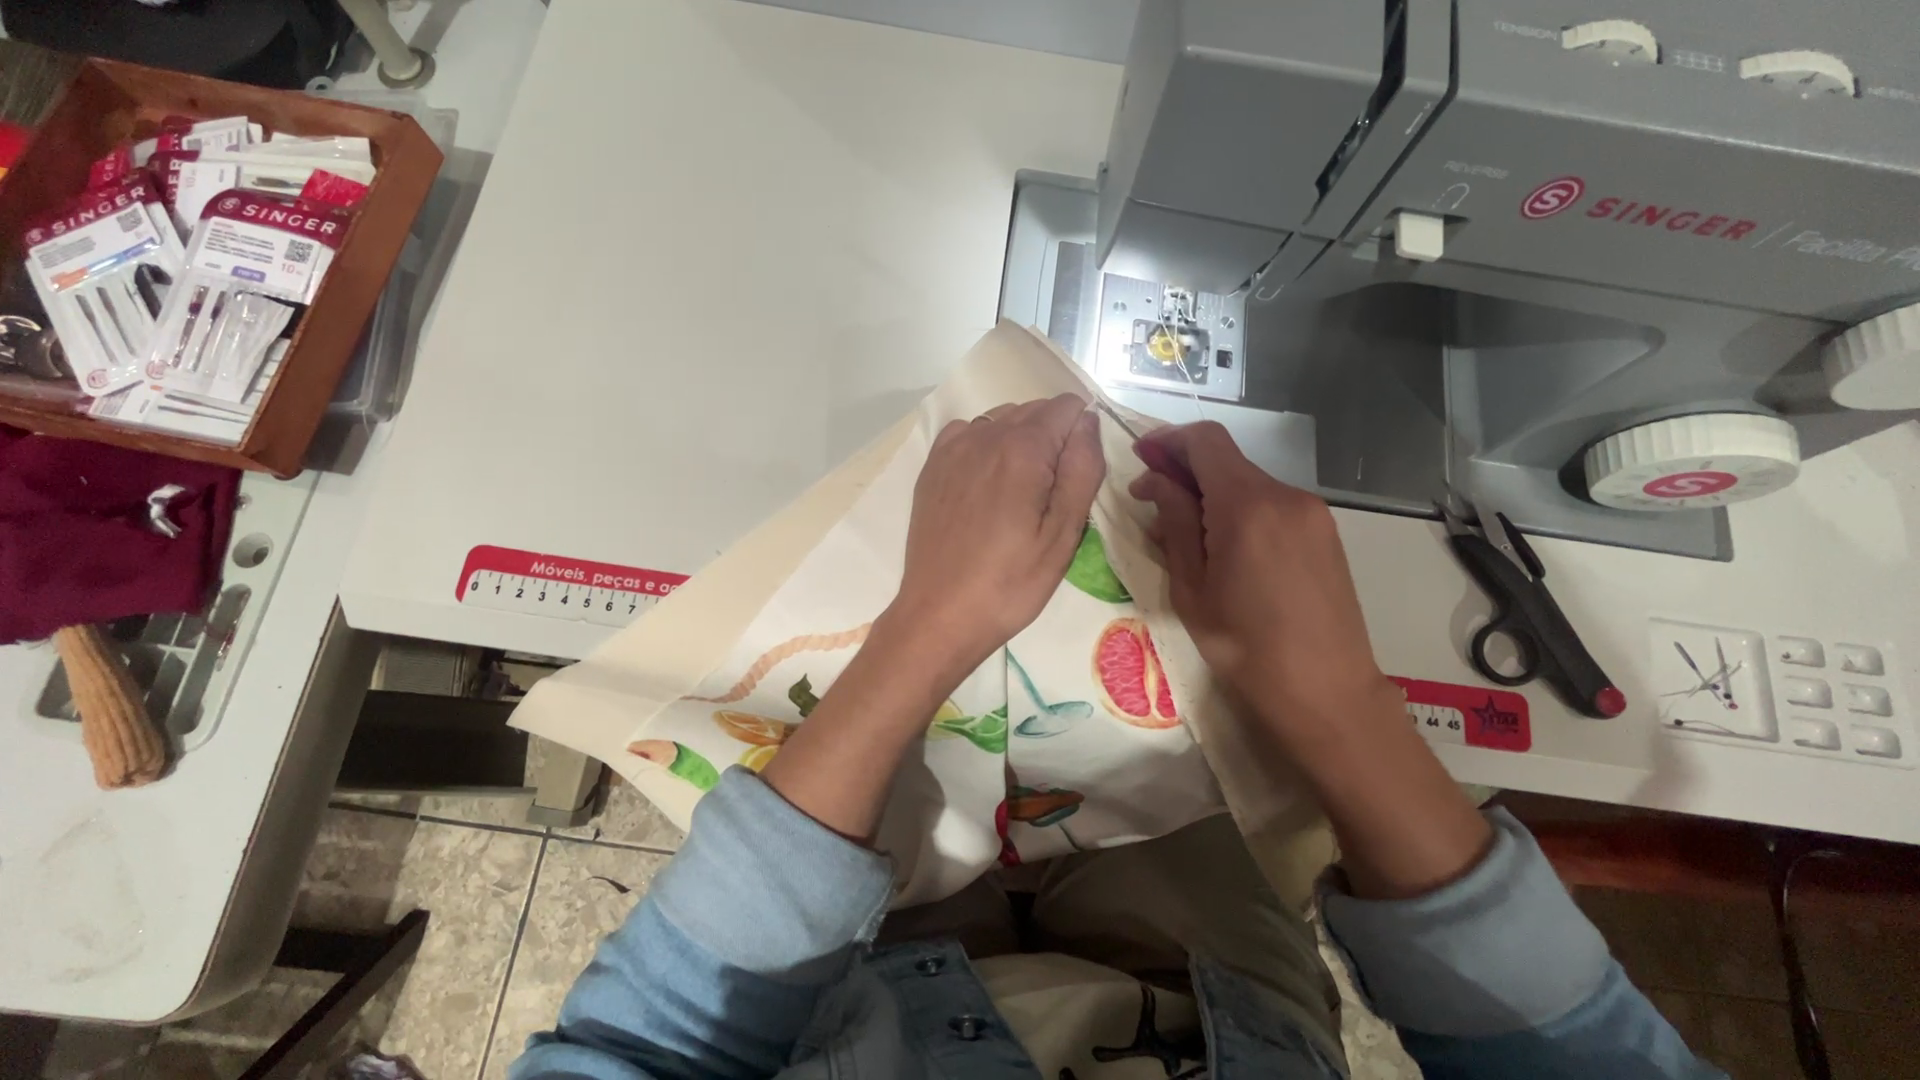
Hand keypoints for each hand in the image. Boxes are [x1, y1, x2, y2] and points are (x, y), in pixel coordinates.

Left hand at [890, 393, 1104, 675]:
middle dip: (1053, 438)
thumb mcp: (1064, 534)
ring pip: (1001, 419)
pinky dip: (985, 447)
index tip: (1078, 474)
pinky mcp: (932, 466)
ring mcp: (952, 448)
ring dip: (1019, 441)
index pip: (1067, 406)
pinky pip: (969, 434)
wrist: (940, 614)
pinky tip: (986, 485)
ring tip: (1019, 494)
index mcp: (1023, 448)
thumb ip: (1083, 469)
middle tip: (1051, 494)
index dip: (1082, 433)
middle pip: (1034, 410)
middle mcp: (985, 435)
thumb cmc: (1011, 582)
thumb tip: (1088, 421)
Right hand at [1130, 422, 1490, 897]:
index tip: (1141, 459)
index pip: (1205, 441)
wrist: (1327, 692)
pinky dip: (1240, 513)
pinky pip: (1271, 505)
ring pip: (1248, 484)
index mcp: (1247, 506)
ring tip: (1187, 540)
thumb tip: (1157, 481)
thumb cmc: (1245, 649)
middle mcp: (1285, 496)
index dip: (1168, 441)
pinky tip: (1226, 551)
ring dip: (1212, 497)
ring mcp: (1312, 513)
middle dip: (1185, 474)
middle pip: (1226, 461)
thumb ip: (1175, 525)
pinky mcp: (1324, 532)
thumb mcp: (1192, 589)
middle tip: (1153, 509)